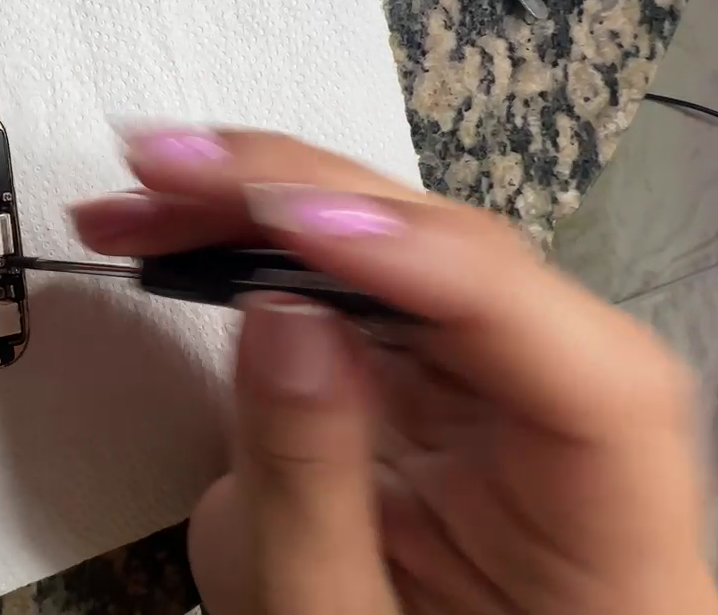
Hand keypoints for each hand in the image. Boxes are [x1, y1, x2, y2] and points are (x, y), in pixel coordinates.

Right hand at [73, 127, 717, 614]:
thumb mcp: (310, 605)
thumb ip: (306, 471)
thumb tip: (281, 312)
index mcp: (601, 541)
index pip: (577, 373)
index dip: (440, 269)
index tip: (290, 219)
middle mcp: (552, 428)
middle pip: (460, 265)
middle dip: (300, 194)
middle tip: (173, 167)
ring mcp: (471, 381)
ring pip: (377, 240)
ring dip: (243, 201)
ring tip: (137, 193)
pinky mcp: (394, 356)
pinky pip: (320, 266)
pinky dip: (230, 234)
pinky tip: (159, 223)